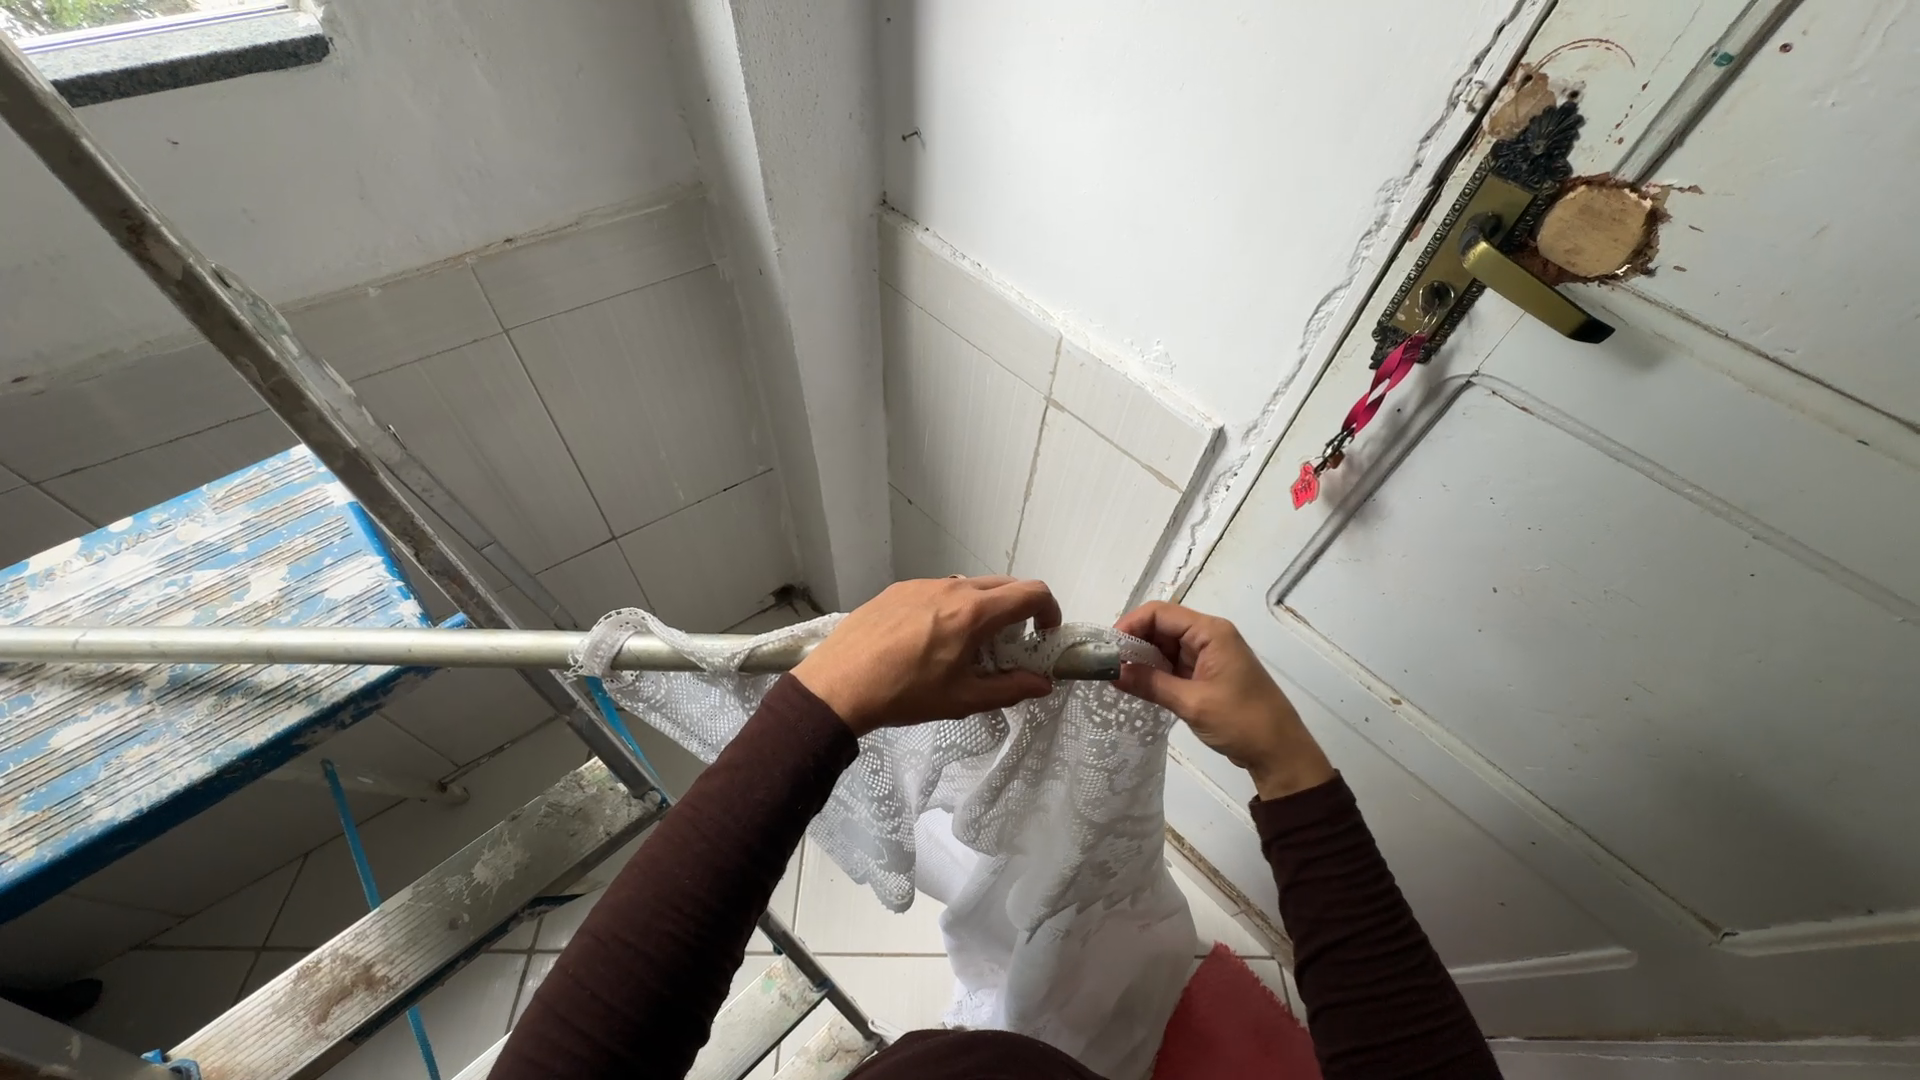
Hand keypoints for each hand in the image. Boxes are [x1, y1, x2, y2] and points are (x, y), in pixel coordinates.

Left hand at [793, 576, 1060, 734]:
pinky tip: (929, 639)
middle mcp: (952, 587)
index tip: (1045, 635)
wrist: (838, 684)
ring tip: (966, 644)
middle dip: (1019, 610)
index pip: (1032, 593)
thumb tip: (1042, 684)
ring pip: (969, 586)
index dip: (1050, 610)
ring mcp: (922, 583)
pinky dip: (951, 607)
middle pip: (1004, 585)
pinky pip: (938, 590)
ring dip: (983, 608)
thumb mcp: (963, 699)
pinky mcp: (898, 588)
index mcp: (974, 612)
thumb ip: (1009, 689)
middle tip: (1011, 644)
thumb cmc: (905, 694)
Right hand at [1115, 601, 1333, 799]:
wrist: (1280, 753)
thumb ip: (1149, 684)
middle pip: (1160, 626)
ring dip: (1141, 659)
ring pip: (1164, 646)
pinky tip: (1136, 684)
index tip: (1107, 648)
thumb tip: (1111, 672)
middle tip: (1106, 664)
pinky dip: (1154, 672)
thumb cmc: (1242, 721)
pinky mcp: (1205, 674)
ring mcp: (1207, 656)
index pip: (1160, 613)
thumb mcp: (1191, 703)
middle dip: (1132, 642)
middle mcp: (1208, 636)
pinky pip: (1172, 664)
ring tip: (1116, 675)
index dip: (1130, 624)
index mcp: (1211, 632)